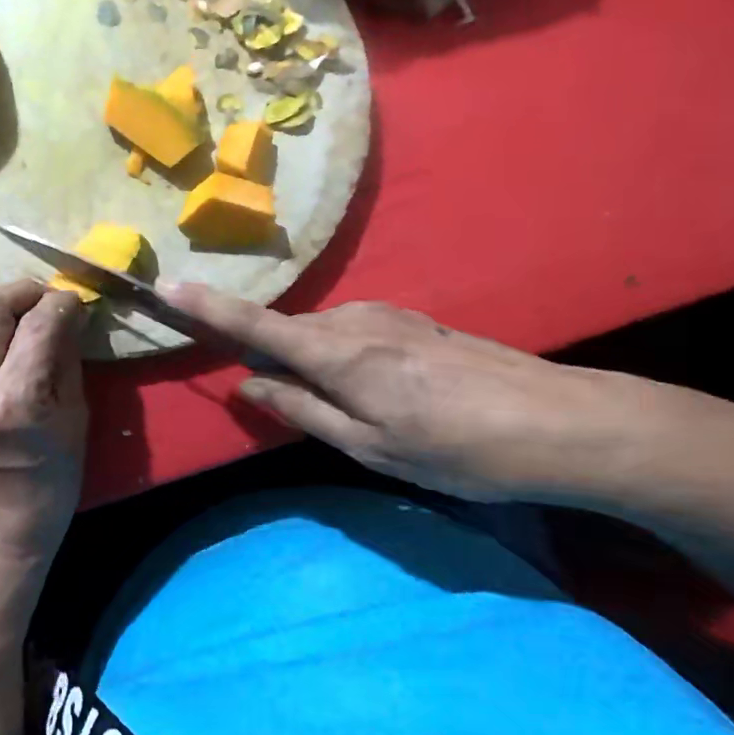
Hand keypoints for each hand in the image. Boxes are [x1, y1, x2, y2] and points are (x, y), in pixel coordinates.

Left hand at [0, 281, 89, 559]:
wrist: (10, 511)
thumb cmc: (58, 469)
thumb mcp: (77, 409)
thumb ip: (67, 353)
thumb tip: (70, 310)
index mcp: (18, 395)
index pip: (38, 322)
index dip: (63, 301)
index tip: (80, 301)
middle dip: (26, 290)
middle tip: (52, 302)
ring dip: (7, 299)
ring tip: (35, 311)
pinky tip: (17, 329)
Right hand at [163, 283, 658, 503]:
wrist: (568, 424)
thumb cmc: (461, 449)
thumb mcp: (371, 447)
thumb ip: (302, 411)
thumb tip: (248, 385)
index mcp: (336, 354)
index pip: (253, 324)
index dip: (206, 306)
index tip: (165, 284)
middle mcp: (353, 321)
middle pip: (287, 332)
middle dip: (271, 357)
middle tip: (286, 405)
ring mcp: (387, 314)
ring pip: (321, 335)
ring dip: (312, 362)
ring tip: (353, 412)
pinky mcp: (412, 320)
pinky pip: (352, 333)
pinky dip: (341, 356)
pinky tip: (384, 393)